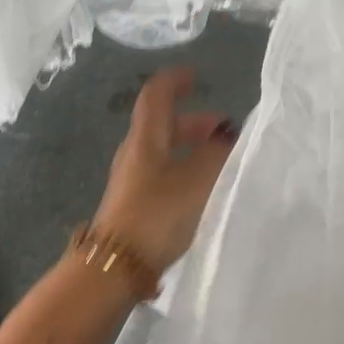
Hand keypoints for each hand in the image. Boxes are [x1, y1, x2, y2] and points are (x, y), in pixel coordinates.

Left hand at [95, 67, 237, 272]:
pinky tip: (200, 195)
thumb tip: (226, 138)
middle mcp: (133, 156)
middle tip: (222, 133)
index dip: (175, 82)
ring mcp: (130, 185)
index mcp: (144, 139)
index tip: (195, 77)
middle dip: (193, 124)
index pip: (156, 96)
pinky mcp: (132, 211)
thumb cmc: (156, 215)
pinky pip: (160, 181)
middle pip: (161, 128)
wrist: (117, 266)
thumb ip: (216, 155)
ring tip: (217, 166)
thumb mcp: (196, 181)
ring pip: (161, 156)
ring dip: (189, 153)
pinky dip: (182, 176)